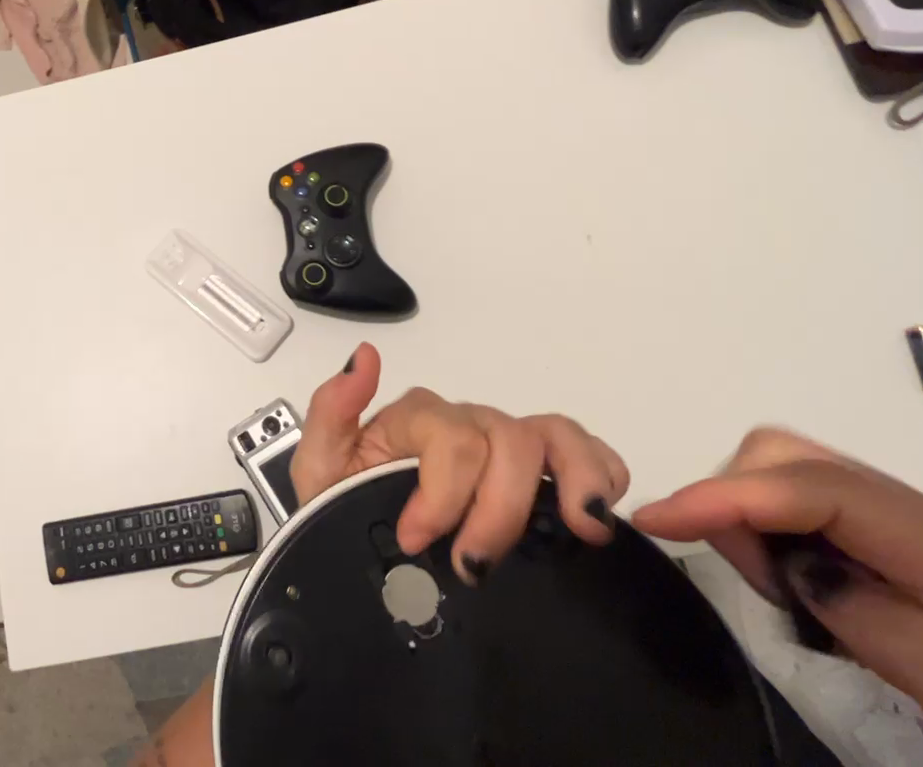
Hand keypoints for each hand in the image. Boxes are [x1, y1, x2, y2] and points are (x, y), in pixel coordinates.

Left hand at [290, 342, 629, 582]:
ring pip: (556, 437)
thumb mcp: (320, 464)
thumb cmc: (343, 505)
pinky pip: (585, 453)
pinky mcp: (538, 471)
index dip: (442, 496)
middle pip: (509, 443)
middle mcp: (468, 423)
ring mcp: (506, 444)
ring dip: (574, 481)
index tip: (415, 540)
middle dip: (498, 511)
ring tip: (581, 529)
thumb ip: (333, 409)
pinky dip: (601, 475)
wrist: (360, 543)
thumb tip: (364, 355)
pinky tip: (596, 515)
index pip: (452, 439)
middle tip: (472, 566)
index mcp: (418, 419)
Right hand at [632, 428, 922, 765]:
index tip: (651, 521)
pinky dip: (783, 537)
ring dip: (756, 516)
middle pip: (809, 460)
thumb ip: (903, 640)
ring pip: (811, 483)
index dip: (728, 493)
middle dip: (738, 494)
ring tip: (774, 592)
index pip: (826, 488)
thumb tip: (798, 568)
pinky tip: (799, 590)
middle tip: (735, 572)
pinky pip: (832, 522)